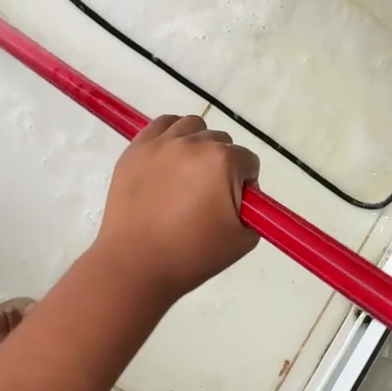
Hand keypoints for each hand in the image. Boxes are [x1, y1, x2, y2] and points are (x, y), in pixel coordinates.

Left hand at [94, 115, 259, 298]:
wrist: (136, 265)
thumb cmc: (193, 255)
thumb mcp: (244, 238)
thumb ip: (255, 209)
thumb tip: (244, 195)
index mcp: (223, 161)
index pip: (249, 162)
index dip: (245, 186)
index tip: (231, 208)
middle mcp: (193, 142)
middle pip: (221, 143)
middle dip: (222, 167)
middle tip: (207, 198)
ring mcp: (161, 143)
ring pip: (193, 127)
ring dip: (198, 146)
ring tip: (188, 176)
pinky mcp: (136, 149)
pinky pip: (162, 124)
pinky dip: (171, 135)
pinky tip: (170, 158)